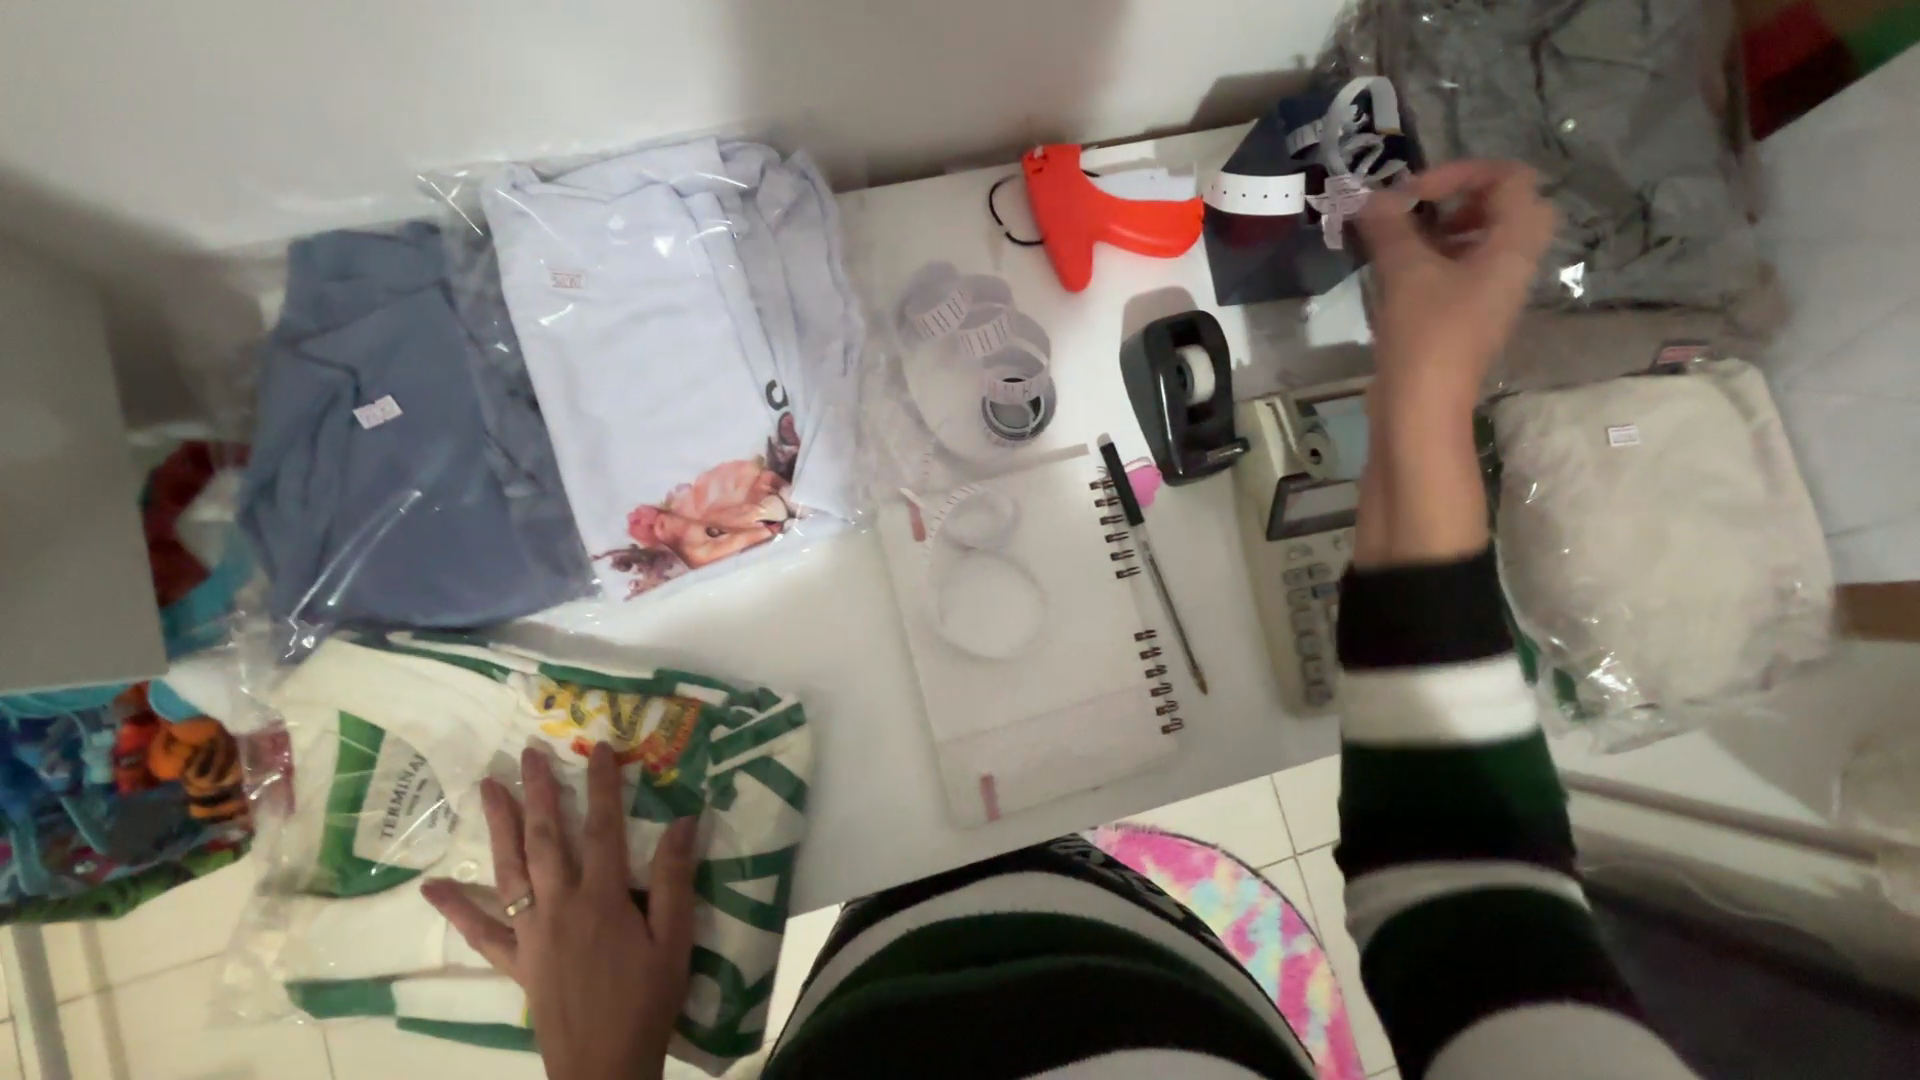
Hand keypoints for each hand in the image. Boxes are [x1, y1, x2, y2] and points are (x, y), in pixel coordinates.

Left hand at [421, 743, 697, 1079]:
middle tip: (528, 754)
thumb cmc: (648, 1000)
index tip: (599, 747)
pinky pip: (481, 932)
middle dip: (539, 792)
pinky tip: (432, 889)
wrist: (604, 1068)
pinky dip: (455, 909)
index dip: (602, 785)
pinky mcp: (516, 962)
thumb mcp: (676, 939)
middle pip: (547, 839)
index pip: (603, 828)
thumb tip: (684, 821)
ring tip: (487, 790)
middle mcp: (560, 907)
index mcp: (603, 899)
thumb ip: (675, 880)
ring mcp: (531, 934)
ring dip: (499, 826)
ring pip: (510, 870)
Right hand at [1357, 160, 1554, 407]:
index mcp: (1514, 245)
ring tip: (1398, 244)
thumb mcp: (1405, 272)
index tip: (1411, 193)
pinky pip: (1463, 271)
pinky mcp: (1468, 317)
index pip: (1510, 178)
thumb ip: (1389, 228)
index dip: (1461, 173)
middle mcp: (1514, 264)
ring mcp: (1492, 293)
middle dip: (1458, 201)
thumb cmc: (1425, 333)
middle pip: (1504, 208)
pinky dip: (1435, 262)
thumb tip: (1369, 198)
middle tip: (1418, 213)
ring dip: (1442, 232)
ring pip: (1481, 241)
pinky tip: (1397, 276)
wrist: (1423, 405)